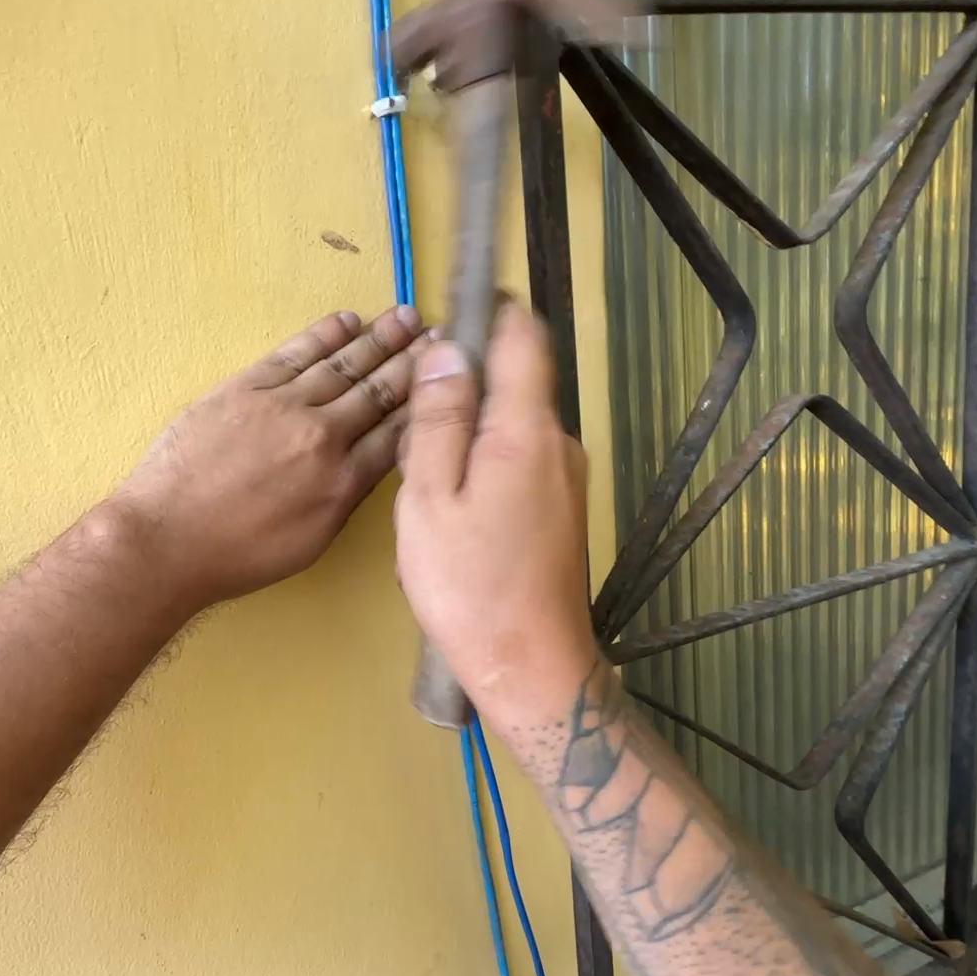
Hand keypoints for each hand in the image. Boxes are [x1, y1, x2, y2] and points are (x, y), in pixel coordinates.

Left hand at [113, 305, 432, 606]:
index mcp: (341, 482)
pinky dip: (324, 335)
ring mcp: (282, 406)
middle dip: (412, 361)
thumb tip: (370, 462)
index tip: (446, 378)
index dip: (425, 401)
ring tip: (406, 317)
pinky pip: (294, 353)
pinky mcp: (245, 387)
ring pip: (342, 365)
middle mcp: (322, 437)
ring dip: (378, 339)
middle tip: (439, 335)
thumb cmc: (237, 555)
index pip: (396, 431)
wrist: (168, 538)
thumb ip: (345, 497)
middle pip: (378, 391)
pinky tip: (346, 321)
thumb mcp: (310, 542)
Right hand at [394, 303, 596, 715]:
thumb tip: (444, 349)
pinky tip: (451, 513)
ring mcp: (566, 476)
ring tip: (423, 484)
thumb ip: (436, 420)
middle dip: (461, 386)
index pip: (522, 336)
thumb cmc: (467, 584)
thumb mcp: (429, 498)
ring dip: (465, 432)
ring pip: (511, 424)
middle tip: (410, 429)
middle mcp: (559, 442)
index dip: (490, 309)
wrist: (529, 666)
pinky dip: (481, 464)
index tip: (448, 311)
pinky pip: (518, 459)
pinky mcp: (562, 507)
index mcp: (525, 431)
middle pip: (513, 380)